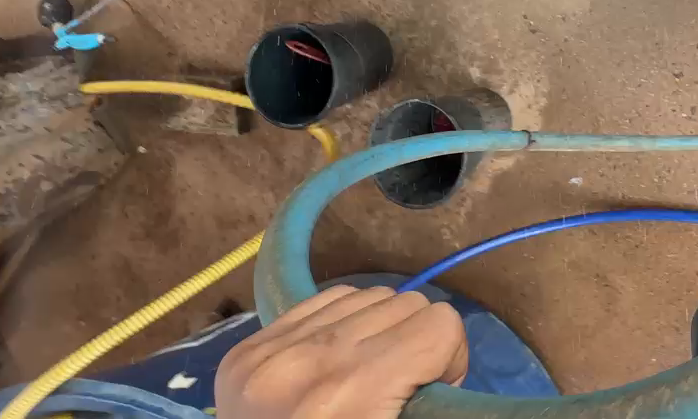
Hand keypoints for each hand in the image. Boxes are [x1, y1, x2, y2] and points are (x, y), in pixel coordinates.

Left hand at [216, 285, 468, 418]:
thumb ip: (436, 403)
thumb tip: (449, 370)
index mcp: (352, 397)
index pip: (440, 325)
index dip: (449, 357)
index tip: (429, 391)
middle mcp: (309, 364)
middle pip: (410, 302)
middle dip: (415, 340)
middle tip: (397, 385)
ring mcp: (271, 354)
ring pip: (374, 294)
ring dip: (380, 327)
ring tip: (361, 373)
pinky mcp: (247, 350)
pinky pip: (333, 299)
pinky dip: (345, 322)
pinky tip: (331, 361)